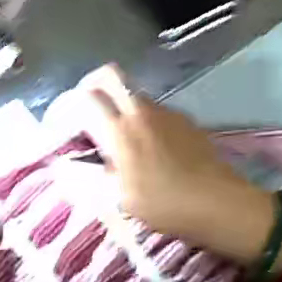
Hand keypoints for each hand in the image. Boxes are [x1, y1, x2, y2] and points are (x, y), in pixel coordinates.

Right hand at [54, 66, 276, 264]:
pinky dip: (144, 119)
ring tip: (118, 137)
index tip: (61, 123)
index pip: (85, 97)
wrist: (219, 204)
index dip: (67, 105)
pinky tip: (149, 148)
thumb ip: (88, 177)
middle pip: (110, 77)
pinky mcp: (186, 121)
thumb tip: (64, 166)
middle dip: (92, 86)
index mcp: (120, 130)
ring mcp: (167, 112)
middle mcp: (141, 111)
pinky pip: (156, 111)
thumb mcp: (119, 198)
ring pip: (134, 94)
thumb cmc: (165, 204)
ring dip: (120, 105)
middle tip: (85, 109)